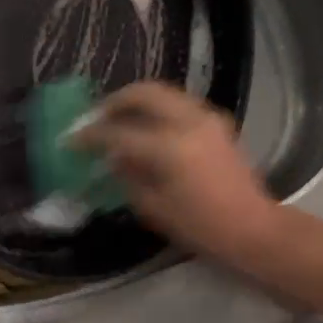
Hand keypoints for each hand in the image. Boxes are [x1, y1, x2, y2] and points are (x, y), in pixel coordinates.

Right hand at [72, 82, 278, 258]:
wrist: (252, 229)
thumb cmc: (201, 227)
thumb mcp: (154, 208)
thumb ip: (128, 176)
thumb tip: (111, 157)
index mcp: (170, 147)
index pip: (119, 132)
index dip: (91, 136)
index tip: (71, 140)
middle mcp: (189, 122)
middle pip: (144, 93)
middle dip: (114, 102)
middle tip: (96, 118)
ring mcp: (207, 118)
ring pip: (164, 93)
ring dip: (137, 102)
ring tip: (119, 121)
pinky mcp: (217, 123)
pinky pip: (179, 105)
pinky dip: (158, 110)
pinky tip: (147, 128)